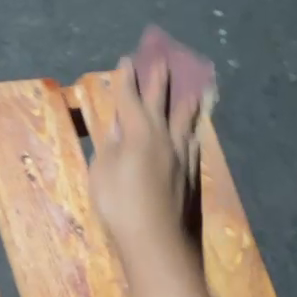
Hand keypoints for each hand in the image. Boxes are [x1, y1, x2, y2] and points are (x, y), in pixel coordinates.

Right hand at [88, 55, 203, 265]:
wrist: (156, 237)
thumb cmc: (119, 205)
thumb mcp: (102, 173)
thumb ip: (110, 146)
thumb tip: (117, 124)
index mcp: (136, 132)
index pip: (129, 99)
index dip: (126, 79)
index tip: (127, 60)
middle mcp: (162, 136)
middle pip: (161, 101)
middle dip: (159, 80)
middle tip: (163, 59)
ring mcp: (181, 154)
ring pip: (185, 120)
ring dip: (187, 101)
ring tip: (195, 88)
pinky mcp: (191, 172)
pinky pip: (193, 143)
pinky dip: (192, 133)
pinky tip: (195, 133)